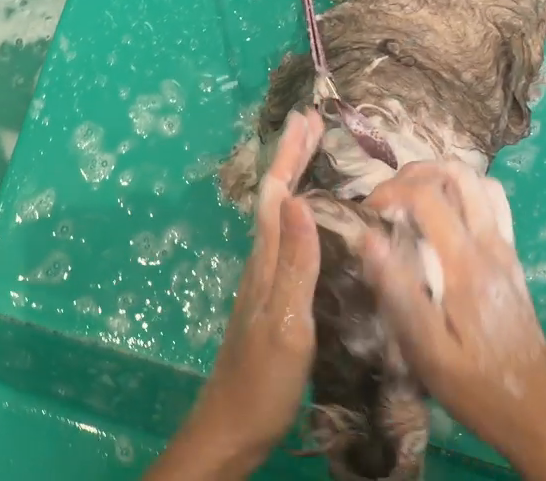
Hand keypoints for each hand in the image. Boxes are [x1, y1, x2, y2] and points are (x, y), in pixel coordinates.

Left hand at [148, 109, 323, 478]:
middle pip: (276, 198)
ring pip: (281, 216)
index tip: (305, 118)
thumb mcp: (287, 322)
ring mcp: (265, 281)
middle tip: (311, 123)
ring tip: (314, 157)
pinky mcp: (273, 299)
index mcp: (266, 261)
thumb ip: (295, 264)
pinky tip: (313, 222)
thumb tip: (300, 199)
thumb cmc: (262, 379)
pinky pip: (288, 241)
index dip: (289, 155)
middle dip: (292, 158)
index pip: (277, 195)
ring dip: (296, 180)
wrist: (231, 427)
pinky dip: (302, 216)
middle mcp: (263, 262)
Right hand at [360, 162, 545, 479]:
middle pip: (458, 173)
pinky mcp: (512, 260)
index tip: (367, 212)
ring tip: (413, 201)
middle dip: (415, 173)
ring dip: (442, 178)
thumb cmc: (476, 387)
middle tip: (388, 200)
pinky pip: (494, 204)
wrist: (539, 414)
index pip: (427, 195)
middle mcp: (491, 245)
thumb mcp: (427, 351)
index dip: (390, 190)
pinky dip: (466, 193)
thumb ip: (399, 291)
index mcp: (467, 263)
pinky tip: (445, 219)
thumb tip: (367, 237)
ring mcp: (507, 249)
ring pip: (480, 181)